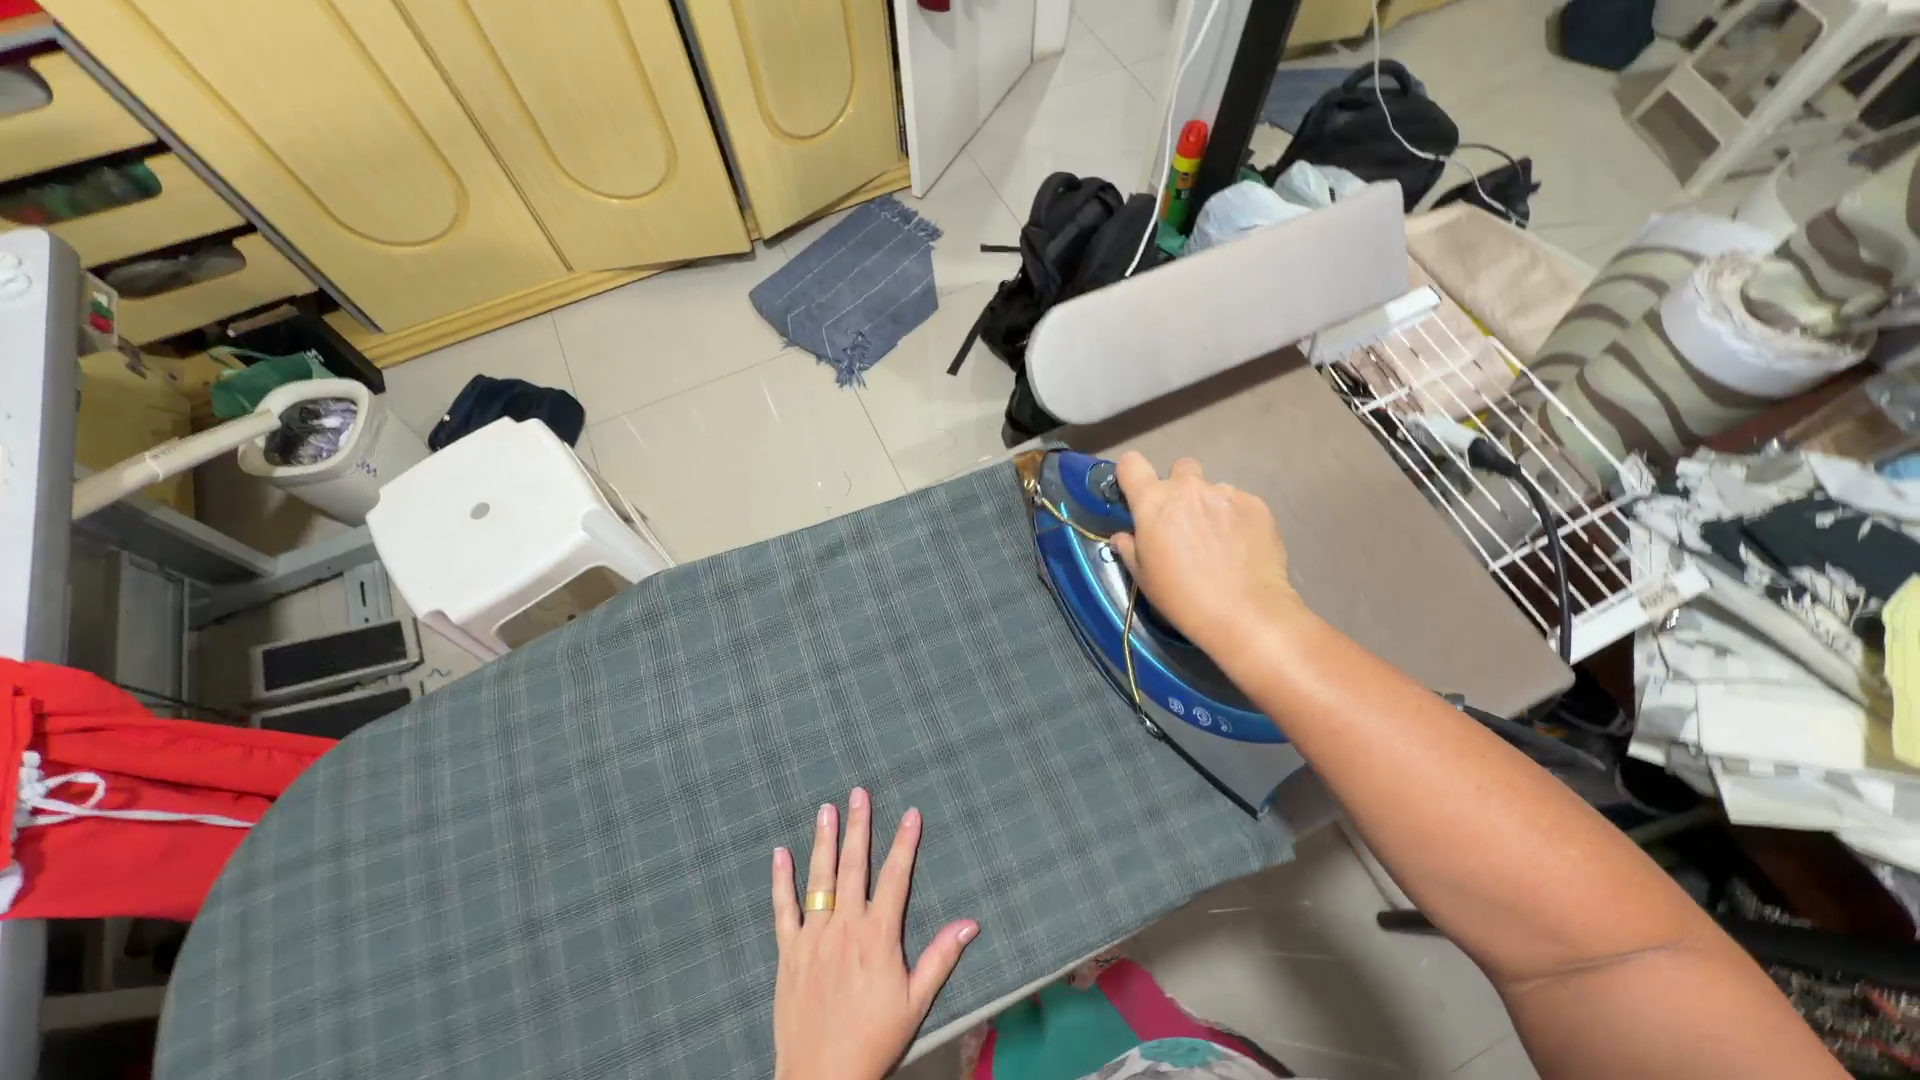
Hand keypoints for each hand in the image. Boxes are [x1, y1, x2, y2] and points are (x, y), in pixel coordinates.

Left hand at [771, 789, 978, 1079]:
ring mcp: (813, 938)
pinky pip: (783, 908)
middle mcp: (844, 928)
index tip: (911, 814)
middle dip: (859, 826)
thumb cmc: (874, 1040)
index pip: (894, 877)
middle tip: (859, 794)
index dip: (904, 843)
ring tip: (826, 810)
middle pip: (854, 866)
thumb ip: (940, 957)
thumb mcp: (916, 1001)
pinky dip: (781, 880)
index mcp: (878, 937)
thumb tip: (969, 924)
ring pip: (819, 878)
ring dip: (823, 841)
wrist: (822, 1075)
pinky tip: (780, 854)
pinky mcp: (789, 953)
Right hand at [1109, 452, 1304, 652]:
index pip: (1131, 463)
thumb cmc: (1183, 597)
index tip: (1136, 495)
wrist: (1246, 611)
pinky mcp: (1256, 504)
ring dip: (1209, 507)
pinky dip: (1236, 518)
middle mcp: (1189, 488)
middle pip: (1179, 470)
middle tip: (1183, 523)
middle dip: (1178, 489)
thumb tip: (1126, 536)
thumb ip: (1130, 547)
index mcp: (1154, 502)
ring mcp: (1226, 493)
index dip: (1131, 476)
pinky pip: (1239, 502)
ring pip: (1212, 489)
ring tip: (1219, 542)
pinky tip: (1241, 547)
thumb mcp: (1144, 578)